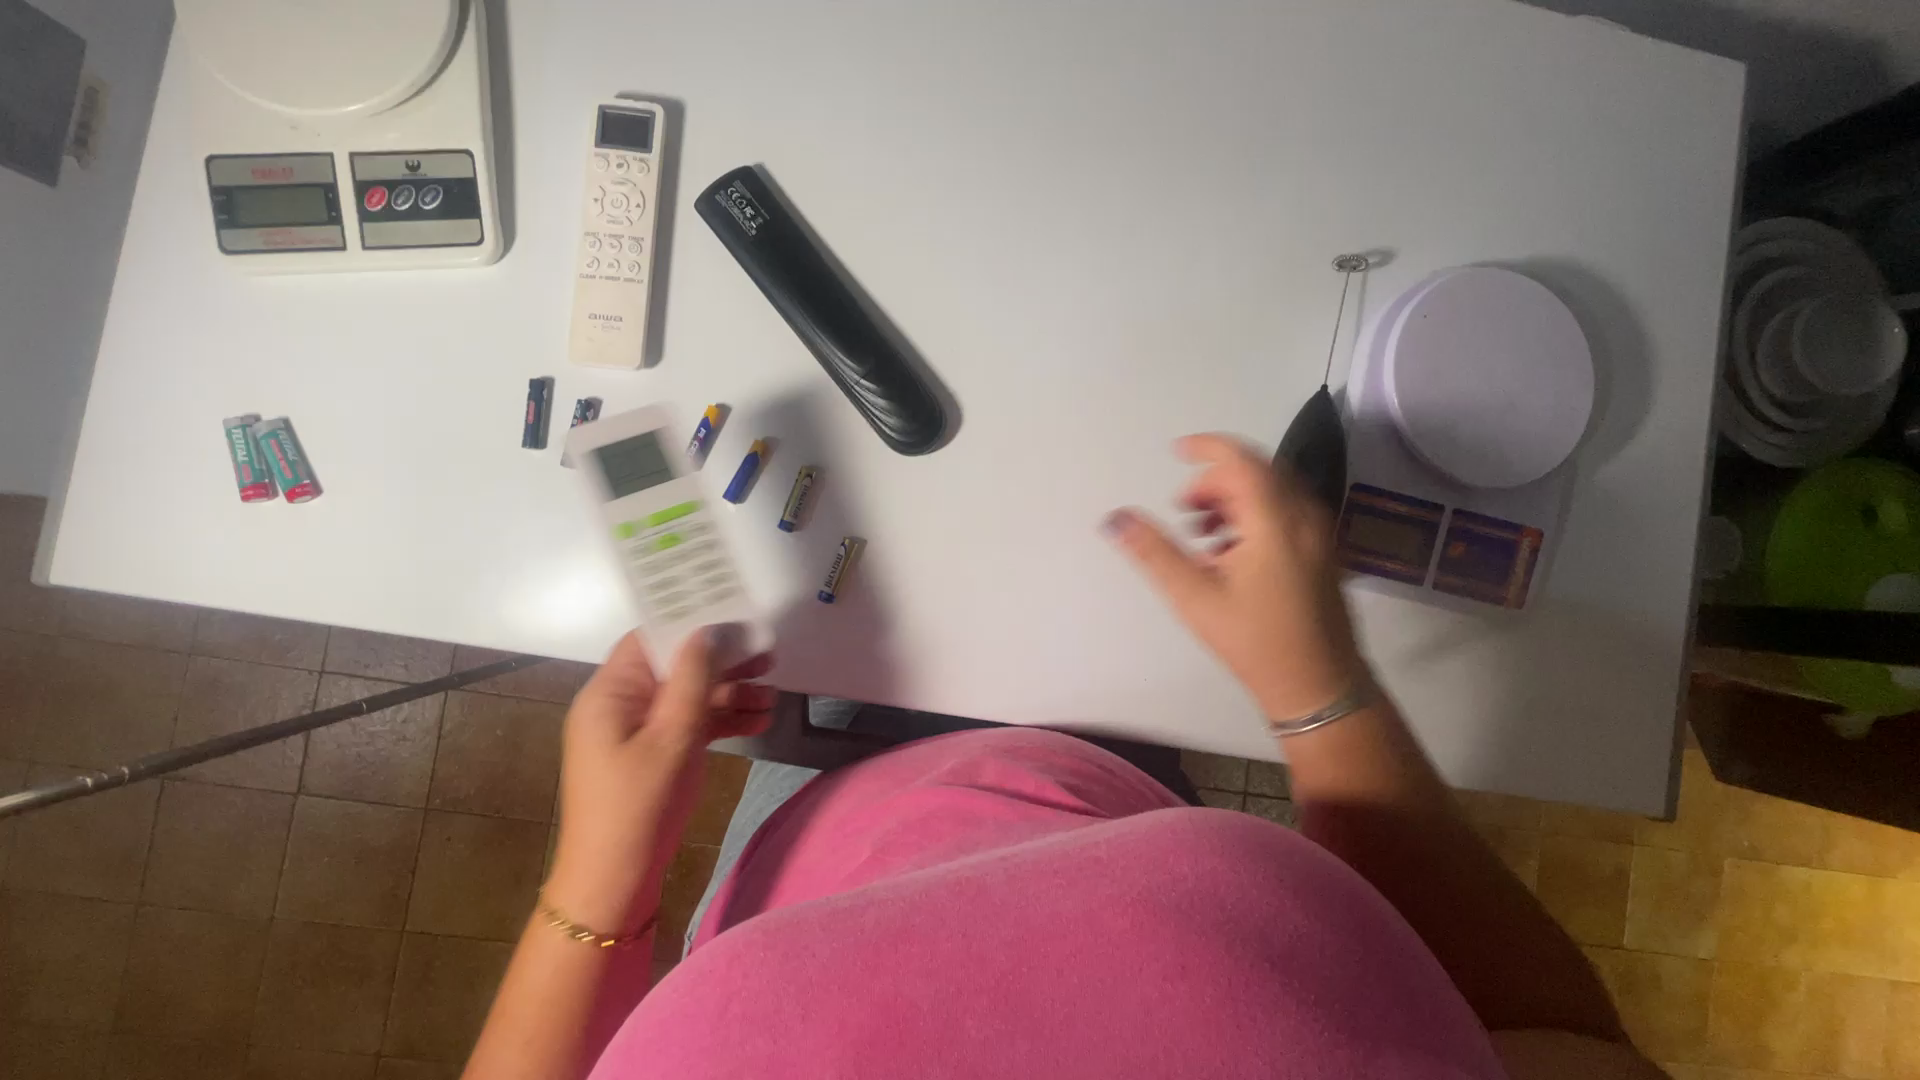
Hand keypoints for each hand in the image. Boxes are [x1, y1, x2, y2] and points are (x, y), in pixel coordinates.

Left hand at [546, 629, 774, 932]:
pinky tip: (758, 722)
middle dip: (722, 664)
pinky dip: (721, 722)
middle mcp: (620, 706)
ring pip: (688, 698)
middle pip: (675, 668)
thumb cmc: (639, 804)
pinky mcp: (652, 757)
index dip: (692, 626)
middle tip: (768, 658)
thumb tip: (708, 631)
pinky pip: (689, 726)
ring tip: (773, 697)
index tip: (737, 621)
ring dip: (730, 695)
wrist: (615, 883)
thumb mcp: (672, 736)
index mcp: (609, 693)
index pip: (650, 639)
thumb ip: (693, 679)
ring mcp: (636, 733)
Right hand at [1104, 433, 1366, 720]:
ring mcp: (1319, 534)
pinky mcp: (1323, 551)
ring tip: (1201, 533)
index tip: (1175, 452)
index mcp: (1275, 522)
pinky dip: (1253, 514)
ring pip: (1274, 492)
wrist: (1318, 685)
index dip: (1207, 447)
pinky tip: (1228, 552)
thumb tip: (1115, 518)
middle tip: (1182, 507)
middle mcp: (1305, 518)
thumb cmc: (1253, 641)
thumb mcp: (1194, 597)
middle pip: (1258, 472)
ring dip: (1233, 498)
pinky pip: (1286, 511)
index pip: (1243, 461)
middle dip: (1215, 479)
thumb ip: (1154, 552)